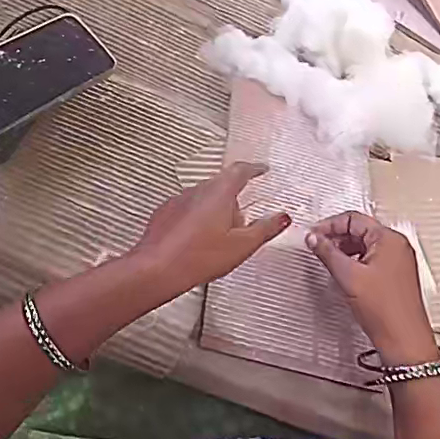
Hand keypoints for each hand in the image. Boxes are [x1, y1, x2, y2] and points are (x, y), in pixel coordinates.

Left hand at [130, 162, 290, 290]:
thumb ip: (265, 228)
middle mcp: (197, 191)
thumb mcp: (242, 245)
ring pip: (202, 198)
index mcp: (219, 193)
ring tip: (218, 239)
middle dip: (233, 201)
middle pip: (221, 185)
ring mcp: (178, 200)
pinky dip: (195, 220)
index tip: (261, 169)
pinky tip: (197, 242)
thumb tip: (281, 218)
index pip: (240, 170)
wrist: (158, 268)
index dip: (254, 169)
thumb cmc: (197, 257)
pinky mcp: (164, 213)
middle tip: (241, 222)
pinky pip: (186, 209)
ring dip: (213, 212)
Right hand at [305, 211, 437, 362]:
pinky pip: (370, 257)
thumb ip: (327, 252)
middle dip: (335, 236)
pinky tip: (343, 272)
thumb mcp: (347, 275)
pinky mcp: (394, 275)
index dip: (328, 225)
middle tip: (317, 245)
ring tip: (327, 259)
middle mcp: (397, 246)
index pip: (353, 219)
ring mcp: (398, 261)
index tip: (313, 235)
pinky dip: (353, 260)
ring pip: (364, 244)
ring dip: (343, 248)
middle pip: (359, 229)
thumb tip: (314, 238)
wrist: (403, 341)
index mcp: (389, 239)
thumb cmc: (386, 311)